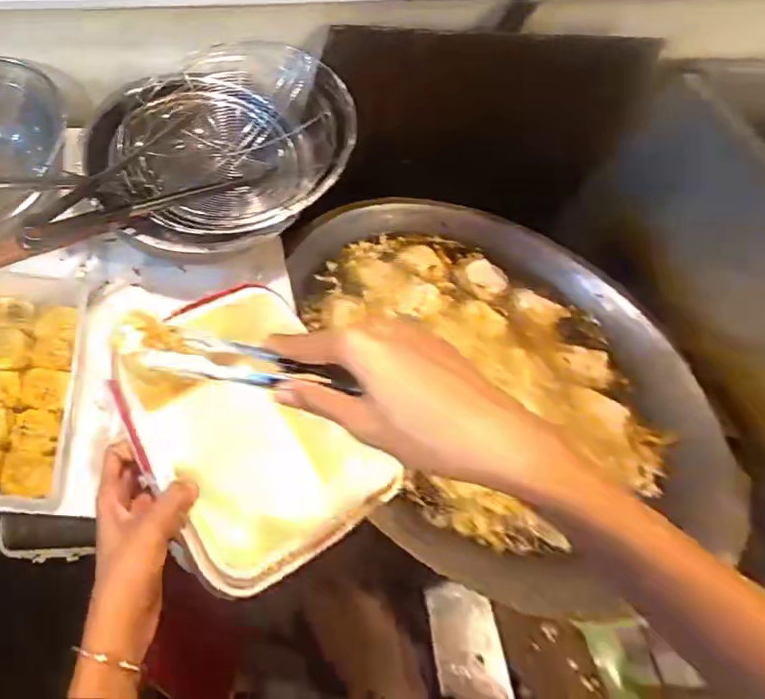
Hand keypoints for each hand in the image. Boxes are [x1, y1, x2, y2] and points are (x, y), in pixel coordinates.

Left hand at [82, 442, 195, 665]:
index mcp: (109, 497)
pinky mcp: (150, 545)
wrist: (124, 622)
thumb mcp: (148, 531)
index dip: (133, 444)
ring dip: (169, 487)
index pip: (115, 457)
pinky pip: (163, 518)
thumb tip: (191, 480)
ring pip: (152, 497)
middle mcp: (120, 507)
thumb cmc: (127, 571)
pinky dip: (177, 510)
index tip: (160, 436)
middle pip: (135, 474)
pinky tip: (198, 506)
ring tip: (197, 473)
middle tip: (186, 451)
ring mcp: (135, 527)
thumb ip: (169, 503)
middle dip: (156, 463)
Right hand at [270, 321, 593, 505]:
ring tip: (344, 390)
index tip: (258, 349)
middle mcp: (375, 324)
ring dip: (344, 358)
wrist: (506, 438)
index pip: (304, 343)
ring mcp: (405, 328)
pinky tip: (384, 386)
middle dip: (314, 357)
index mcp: (354, 343)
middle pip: (332, 339)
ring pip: (359, 339)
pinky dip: (372, 356)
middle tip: (302, 382)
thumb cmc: (426, 436)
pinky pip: (385, 341)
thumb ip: (319, 401)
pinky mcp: (429, 338)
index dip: (280, 349)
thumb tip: (280, 388)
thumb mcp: (365, 425)